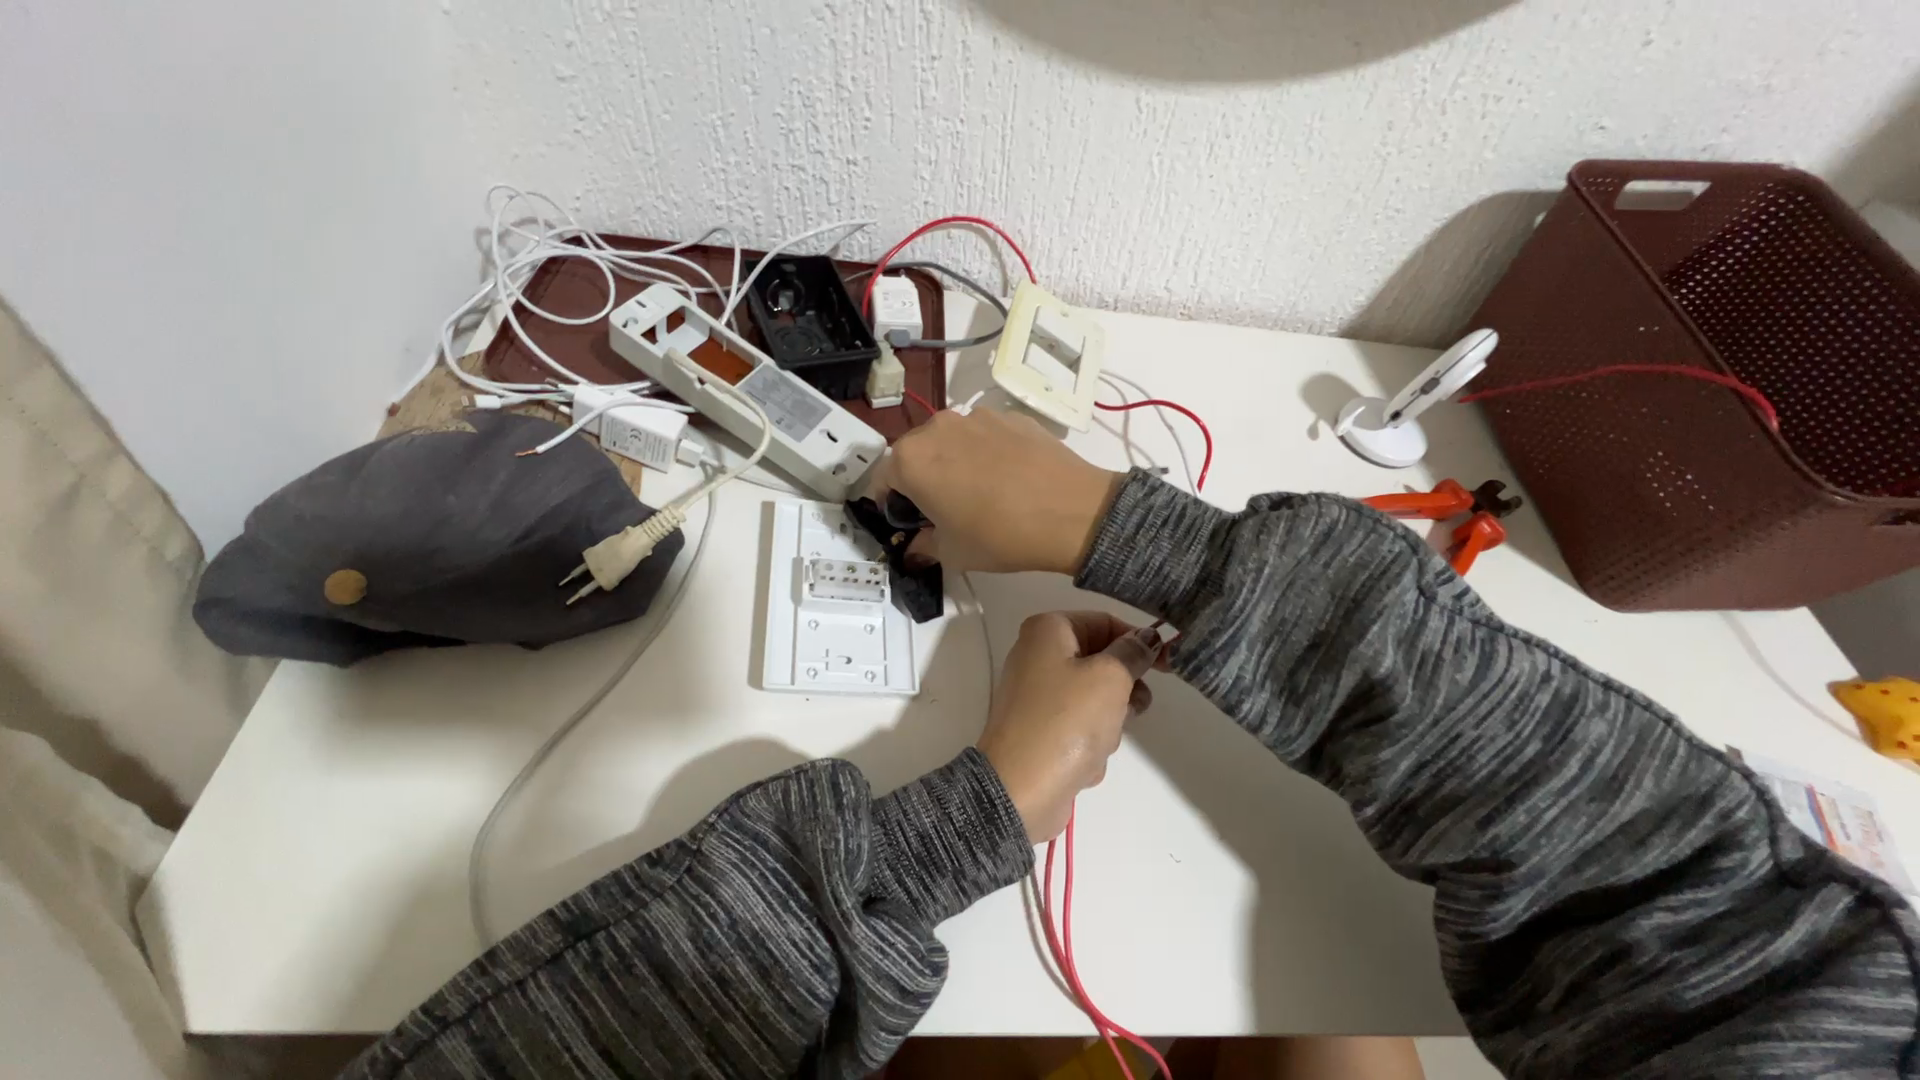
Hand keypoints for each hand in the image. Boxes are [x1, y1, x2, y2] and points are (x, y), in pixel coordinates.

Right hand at [871, 409, 1125, 574]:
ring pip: (950, 441)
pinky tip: (1008, 479)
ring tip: (979, 492)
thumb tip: (917, 544)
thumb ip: (924, 545)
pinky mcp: (1010, 416)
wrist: (1072, 512)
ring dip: (953, 462)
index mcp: (911, 460)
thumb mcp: (952, 553)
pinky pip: (984, 435)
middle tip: (943, 508)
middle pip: (915, 453)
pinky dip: (985, 453)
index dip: (891, 503)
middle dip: (920, 479)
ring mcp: (977, 417)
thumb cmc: (1000, 535)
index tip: (909, 522)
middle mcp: (937, 428)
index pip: (882, 479)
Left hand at [977, 611, 1160, 843]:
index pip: (1106, 622)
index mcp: (1047, 631)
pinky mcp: (1043, 732)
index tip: (1169, 664)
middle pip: (1103, 663)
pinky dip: (1091, 744)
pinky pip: (1083, 730)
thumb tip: (1147, 638)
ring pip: (1098, 700)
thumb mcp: (1110, 677)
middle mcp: (1038, 657)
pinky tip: (1083, 760)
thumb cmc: (1067, 721)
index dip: (1139, 642)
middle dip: (1122, 690)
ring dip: (1110, 723)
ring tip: (1099, 739)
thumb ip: (1133, 652)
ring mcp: (1039, 697)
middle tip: (1130, 707)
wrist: (1021, 790)